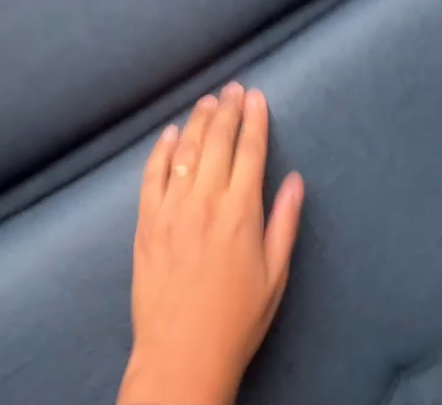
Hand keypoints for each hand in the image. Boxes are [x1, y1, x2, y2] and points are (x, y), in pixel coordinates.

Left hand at [120, 84, 303, 404]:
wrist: (181, 354)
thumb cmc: (237, 319)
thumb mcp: (275, 274)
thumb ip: (285, 222)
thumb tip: (295, 181)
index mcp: (241, 211)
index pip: (250, 151)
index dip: (254, 119)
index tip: (256, 96)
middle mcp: (206, 201)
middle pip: (217, 141)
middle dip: (227, 110)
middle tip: (233, 88)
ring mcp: (172, 209)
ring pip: (185, 150)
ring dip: (197, 121)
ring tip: (208, 100)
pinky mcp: (146, 222)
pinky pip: (152, 175)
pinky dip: (161, 150)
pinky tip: (170, 133)